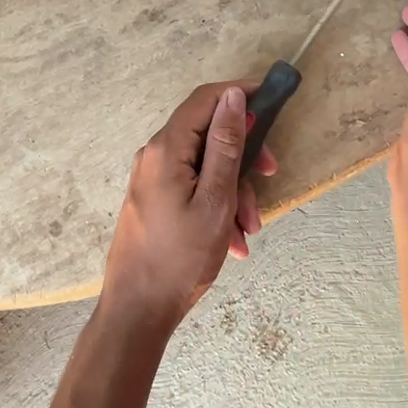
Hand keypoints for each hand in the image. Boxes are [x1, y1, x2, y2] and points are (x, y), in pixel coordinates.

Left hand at [102, 81, 279, 321]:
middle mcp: (155, 155)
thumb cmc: (179, 257)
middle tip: (271, 174)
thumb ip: (226, 144)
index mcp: (166, 148)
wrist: (136, 314)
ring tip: (249, 230)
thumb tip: (232, 95)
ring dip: (234, 190)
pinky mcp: (154, 200)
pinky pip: (193, 187)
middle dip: (243, 155)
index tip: (271, 102)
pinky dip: (217, 205)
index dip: (238, 93)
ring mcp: (152, 178)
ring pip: (205, 165)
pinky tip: (233, 241)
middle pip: (208, 133)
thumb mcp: (215, 199)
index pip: (205, 99)